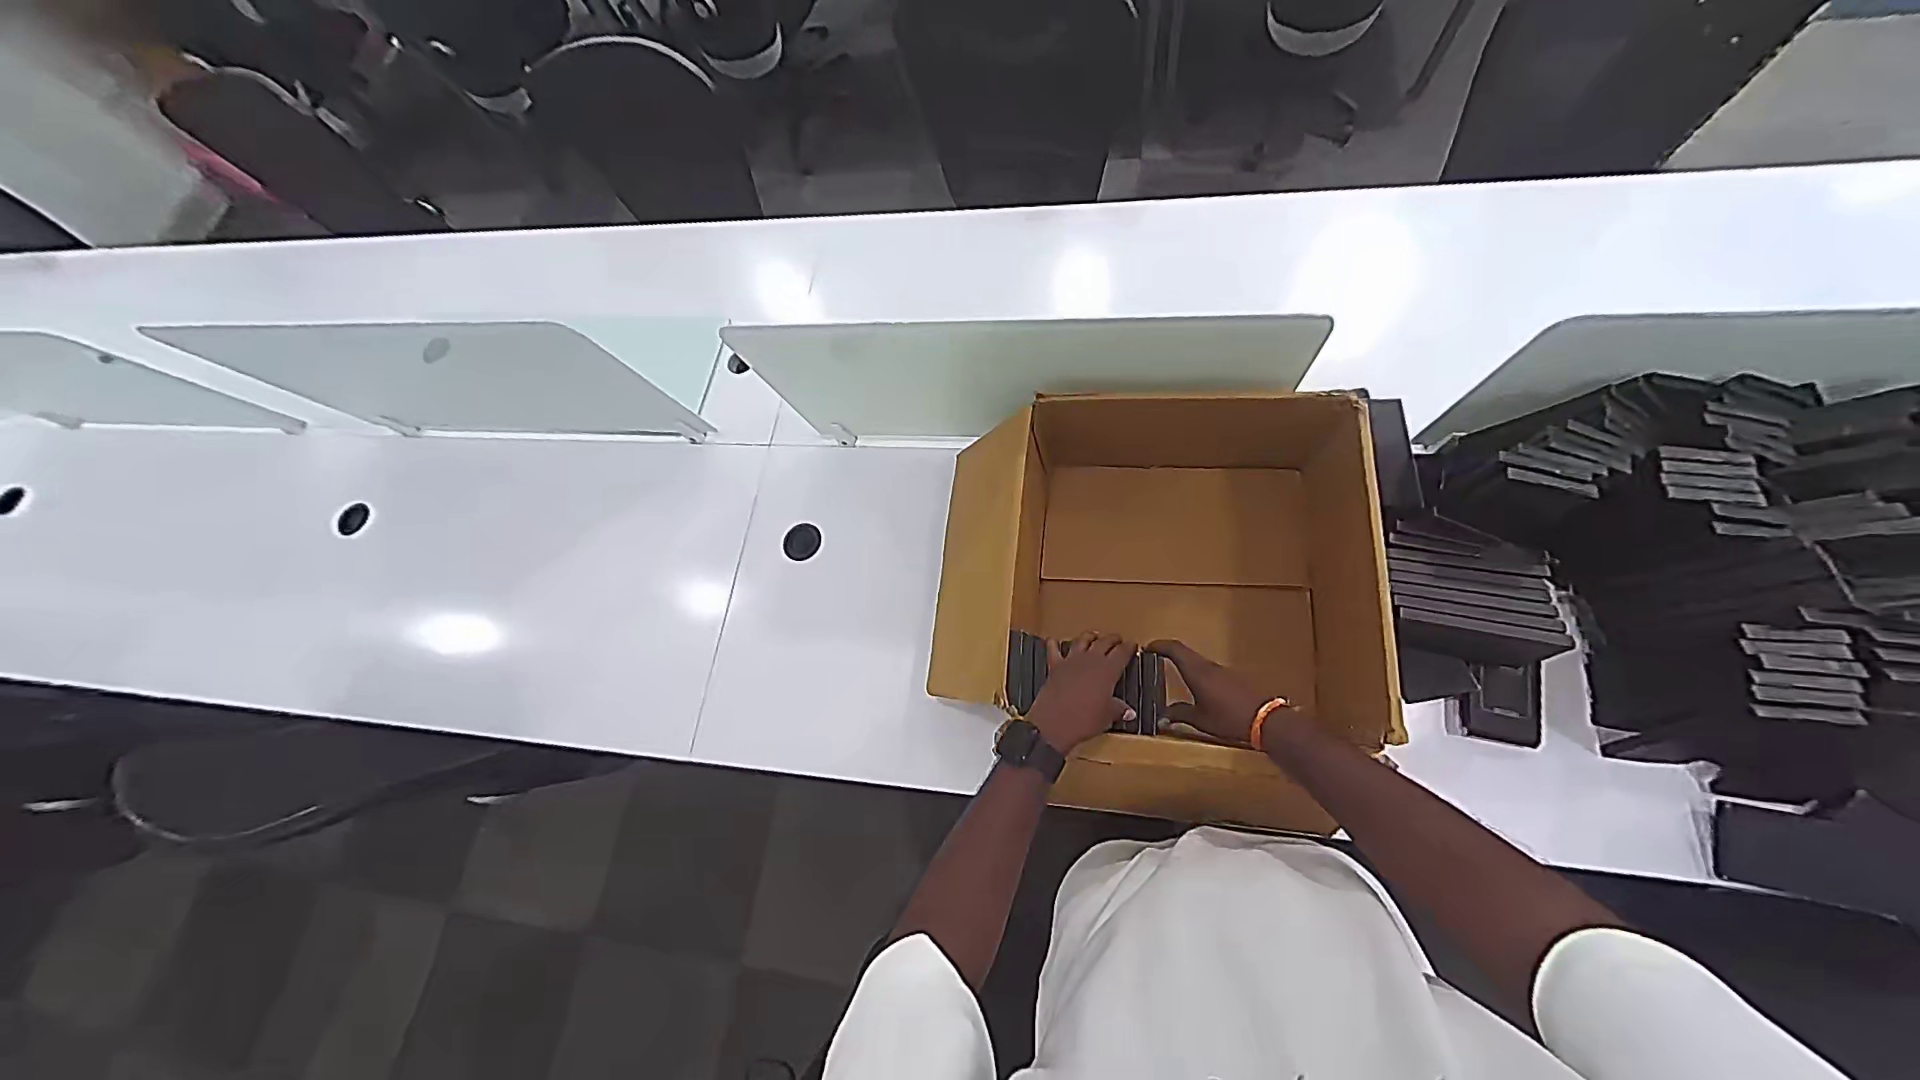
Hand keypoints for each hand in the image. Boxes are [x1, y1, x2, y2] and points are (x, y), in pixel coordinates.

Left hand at [1026, 632, 1135, 752]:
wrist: (1054, 722)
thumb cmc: (1085, 720)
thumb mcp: (1107, 717)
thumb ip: (1118, 710)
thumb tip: (1129, 712)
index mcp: (1108, 670)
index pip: (1122, 652)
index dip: (1129, 647)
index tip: (1133, 645)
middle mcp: (1090, 660)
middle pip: (1104, 642)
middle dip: (1112, 639)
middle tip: (1118, 639)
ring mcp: (1071, 660)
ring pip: (1082, 640)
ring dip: (1089, 636)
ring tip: (1093, 636)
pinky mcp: (1054, 665)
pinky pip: (1053, 649)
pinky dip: (1054, 643)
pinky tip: (1054, 640)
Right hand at [1149, 639, 1275, 745]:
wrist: (1268, 720)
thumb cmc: (1229, 718)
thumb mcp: (1200, 720)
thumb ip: (1179, 714)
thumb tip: (1162, 716)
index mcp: (1197, 671)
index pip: (1175, 649)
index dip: (1160, 645)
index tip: (1147, 647)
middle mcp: (1210, 666)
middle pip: (1186, 653)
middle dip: (1170, 653)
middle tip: (1156, 659)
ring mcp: (1225, 671)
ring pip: (1199, 661)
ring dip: (1186, 663)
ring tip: (1175, 674)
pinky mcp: (1235, 678)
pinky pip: (1211, 670)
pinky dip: (1199, 672)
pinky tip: (1200, 688)